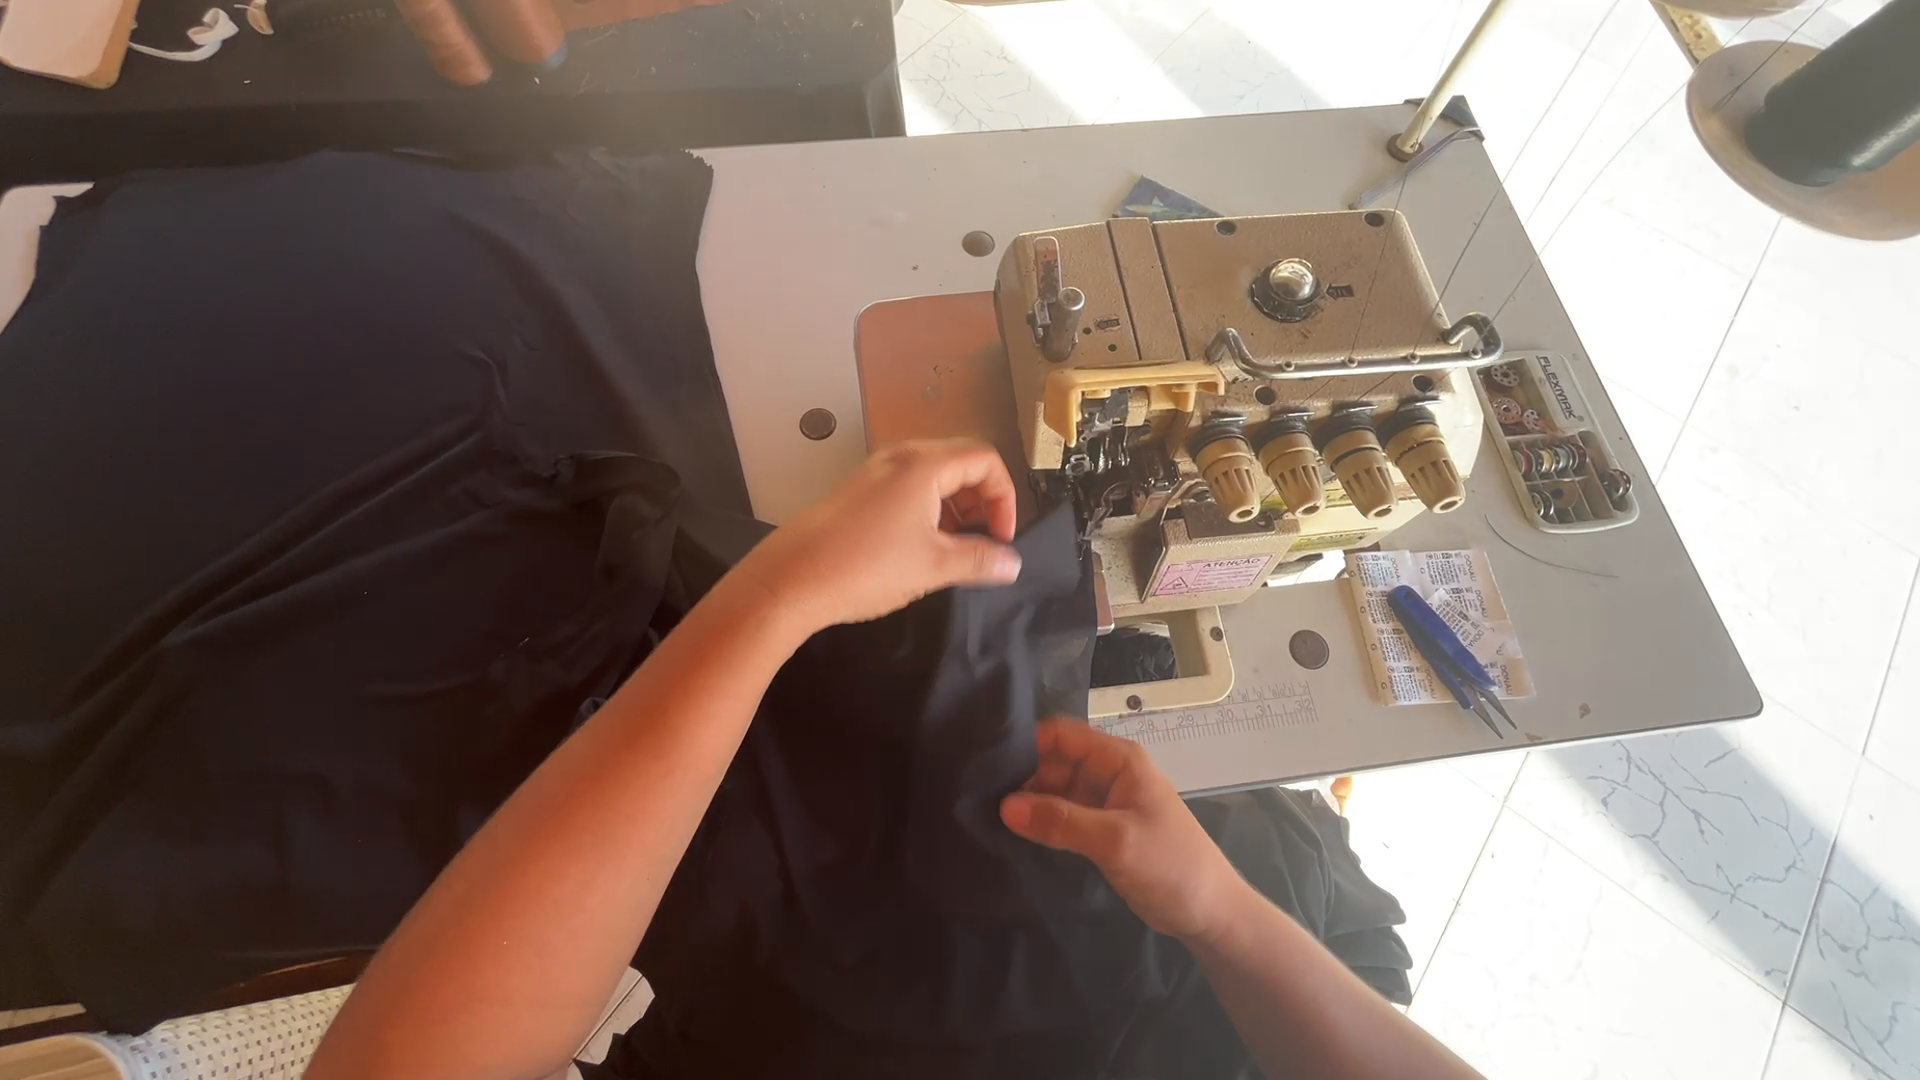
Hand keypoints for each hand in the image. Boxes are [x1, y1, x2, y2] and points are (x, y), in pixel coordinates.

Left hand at [737, 438, 1023, 630]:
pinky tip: (918, 547)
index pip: (984, 458)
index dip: (1004, 496)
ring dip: (953, 507)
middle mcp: (898, 457)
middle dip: (981, 499)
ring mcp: (874, 472)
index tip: (1001, 537)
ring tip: (952, 548)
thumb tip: (1013, 563)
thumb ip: (979, 560)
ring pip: (931, 476)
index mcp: (923, 465)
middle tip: (981, 540)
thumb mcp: (933, 567)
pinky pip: (906, 488)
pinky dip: (926, 510)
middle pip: (959, 462)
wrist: (789, 580)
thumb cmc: (867, 567)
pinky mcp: (856, 491)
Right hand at [1000, 719, 1245, 940]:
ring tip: (986, 814)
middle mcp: (1108, 772)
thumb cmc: (1171, 865)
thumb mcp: (1114, 841)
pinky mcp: (1100, 828)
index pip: (1062, 734)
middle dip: (1021, 775)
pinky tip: (1013, 832)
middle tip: (979, 796)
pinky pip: (1063, 814)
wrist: (1211, 914)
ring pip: (1054, 788)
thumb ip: (1061, 822)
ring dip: (1028, 800)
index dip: (1026, 742)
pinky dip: (1041, 820)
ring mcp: (1104, 801)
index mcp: (1118, 759)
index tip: (987, 763)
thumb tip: (1005, 806)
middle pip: (1053, 760)